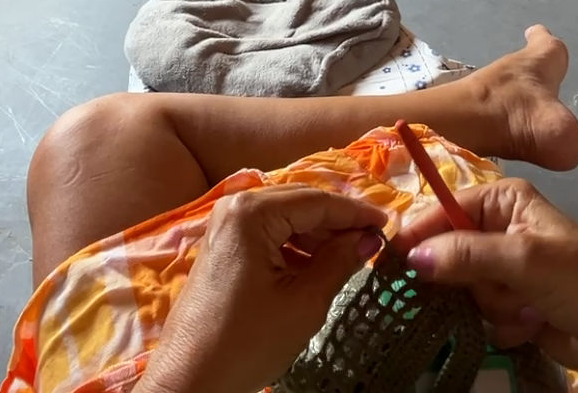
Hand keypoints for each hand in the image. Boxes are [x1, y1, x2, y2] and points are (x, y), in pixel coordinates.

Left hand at [139, 184, 387, 392]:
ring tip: (350, 256)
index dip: (355, 213)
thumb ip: (339, 263)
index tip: (388, 224)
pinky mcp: (224, 244)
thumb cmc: (247, 341)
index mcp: (253, 211)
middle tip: (373, 241)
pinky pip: (268, 233)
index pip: (317, 201)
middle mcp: (237, 205)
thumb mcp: (304, 303)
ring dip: (317, 236)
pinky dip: (295, 247)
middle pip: (300, 204)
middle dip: (337, 223)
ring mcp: (226, 223)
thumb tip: (369, 239)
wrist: (189, 379)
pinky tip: (317, 266)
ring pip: (285, 218)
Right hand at [392, 178, 577, 392]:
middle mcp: (501, 228)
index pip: (448, 205)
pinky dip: (503, 321)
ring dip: (491, 302)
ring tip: (525, 306)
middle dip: (467, 275)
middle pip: (451, 247)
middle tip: (488, 287)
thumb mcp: (522, 257)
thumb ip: (465, 253)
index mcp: (504, 200)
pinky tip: (532, 321)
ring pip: (465, 285)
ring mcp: (506, 268)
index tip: (396, 251)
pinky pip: (482, 311)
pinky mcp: (511, 304)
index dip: (423, 227)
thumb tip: (413, 257)